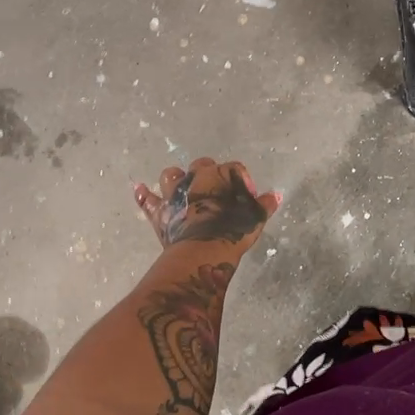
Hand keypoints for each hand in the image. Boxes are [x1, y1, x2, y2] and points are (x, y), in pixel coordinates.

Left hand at [134, 158, 280, 250]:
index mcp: (221, 175)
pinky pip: (148, 200)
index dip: (243, 181)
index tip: (249, 197)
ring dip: (177, 179)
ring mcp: (175, 193)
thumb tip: (274, 196)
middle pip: (202, 165)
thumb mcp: (256, 217)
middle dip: (209, 174)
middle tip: (217, 191)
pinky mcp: (160, 211)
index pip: (235, 169)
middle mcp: (196, 178)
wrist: (203, 249)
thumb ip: (264, 205)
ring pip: (172, 175)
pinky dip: (144, 195)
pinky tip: (139, 189)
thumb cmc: (233, 230)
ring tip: (182, 187)